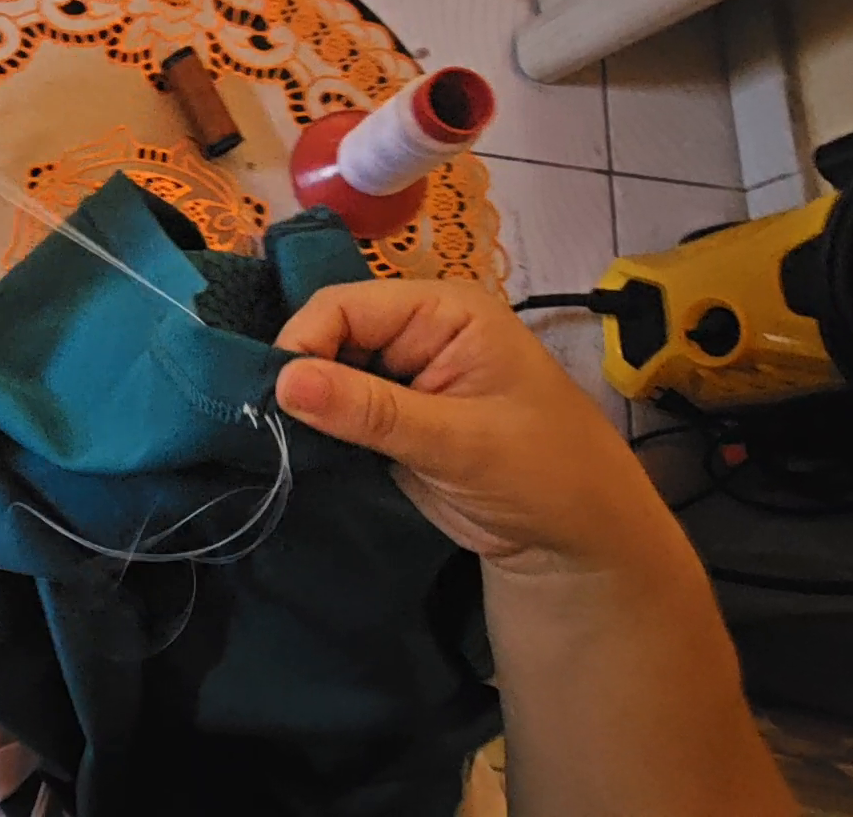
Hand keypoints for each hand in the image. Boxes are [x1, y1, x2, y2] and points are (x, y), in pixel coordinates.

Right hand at [273, 280, 678, 577]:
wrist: (576, 546)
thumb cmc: (547, 479)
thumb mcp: (461, 443)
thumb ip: (371, 410)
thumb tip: (283, 382)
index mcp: (442, 312)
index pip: (344, 306)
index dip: (303, 342)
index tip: (278, 396)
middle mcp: (413, 330)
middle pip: (327, 332)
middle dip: (300, 374)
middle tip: (276, 423)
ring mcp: (397, 372)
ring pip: (321, 368)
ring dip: (303, 402)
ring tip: (284, 436)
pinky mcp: (383, 410)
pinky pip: (331, 403)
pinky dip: (313, 423)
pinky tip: (302, 443)